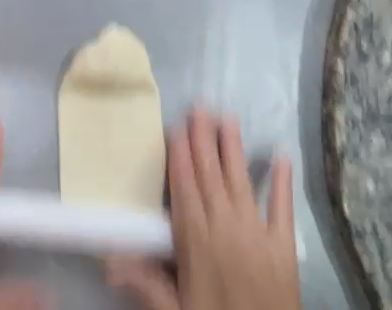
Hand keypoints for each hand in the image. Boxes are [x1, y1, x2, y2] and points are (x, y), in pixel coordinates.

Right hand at [106, 111, 301, 309]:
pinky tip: (282, 157)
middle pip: (211, 176)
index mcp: (196, 242)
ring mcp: (258, 236)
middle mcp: (225, 229)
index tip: (175, 126)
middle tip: (199, 107)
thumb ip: (146, 283)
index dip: (180, 157)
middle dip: (203, 141)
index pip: (184, 189)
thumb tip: (107, 260)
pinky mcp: (284, 249)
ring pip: (241, 182)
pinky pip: (282, 209)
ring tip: (227, 118)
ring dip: (234, 149)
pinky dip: (283, 182)